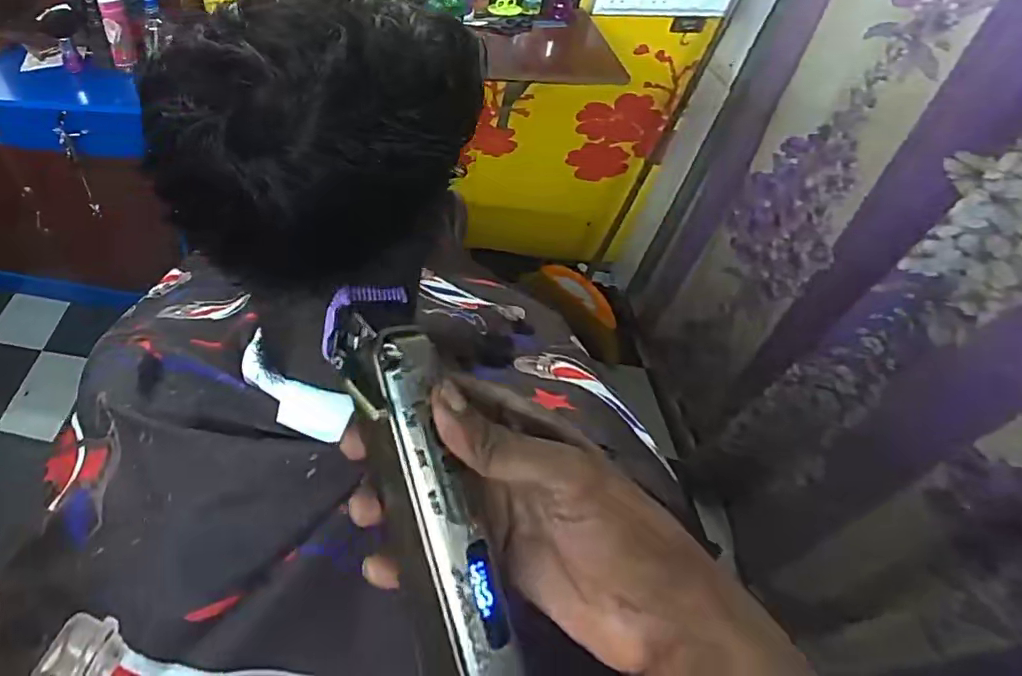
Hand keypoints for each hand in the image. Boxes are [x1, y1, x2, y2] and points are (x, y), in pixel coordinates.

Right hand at [344, 376, 809, 675]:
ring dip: (393, 500)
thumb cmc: (621, 532)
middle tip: (354, 457)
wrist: (667, 626)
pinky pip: (440, 545)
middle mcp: (498, 463)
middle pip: (432, 445)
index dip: (413, 395)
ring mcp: (492, 510)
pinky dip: (409, 553)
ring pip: (429, 493)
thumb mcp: (565, 478)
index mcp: (519, 430)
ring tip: (365, 515)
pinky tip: (384, 567)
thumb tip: (438, 400)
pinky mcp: (489, 556)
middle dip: (391, 448)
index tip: (371, 402)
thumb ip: (500, 445)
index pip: (458, 399)